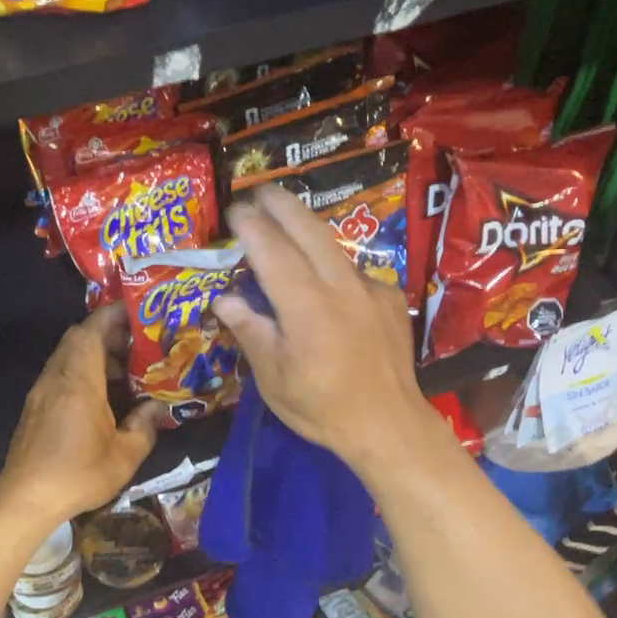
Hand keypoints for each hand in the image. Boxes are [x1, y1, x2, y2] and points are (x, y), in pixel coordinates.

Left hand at [0, 305, 158, 524]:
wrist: (26, 499)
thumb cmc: (77, 475)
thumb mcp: (124, 457)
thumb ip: (143, 427)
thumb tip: (156, 408)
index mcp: (78, 383)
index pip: (91, 332)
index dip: (112, 316)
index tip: (136, 311)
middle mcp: (55, 379)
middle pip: (76, 339)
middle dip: (105, 333)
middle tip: (135, 343)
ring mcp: (40, 393)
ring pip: (65, 357)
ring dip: (92, 355)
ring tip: (122, 371)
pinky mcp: (33, 408)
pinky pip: (58, 376)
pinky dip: (79, 373)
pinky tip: (99, 396)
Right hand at [212, 185, 450, 472]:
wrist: (387, 425)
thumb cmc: (320, 407)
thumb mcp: (273, 378)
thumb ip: (251, 331)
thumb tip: (225, 299)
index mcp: (305, 306)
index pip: (272, 251)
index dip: (251, 226)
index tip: (234, 210)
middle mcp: (340, 286)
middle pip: (309, 230)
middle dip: (282, 205)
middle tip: (260, 193)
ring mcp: (370, 289)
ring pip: (334, 246)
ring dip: (308, 228)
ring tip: (288, 224)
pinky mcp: (390, 299)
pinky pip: (355, 272)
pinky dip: (334, 268)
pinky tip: (326, 284)